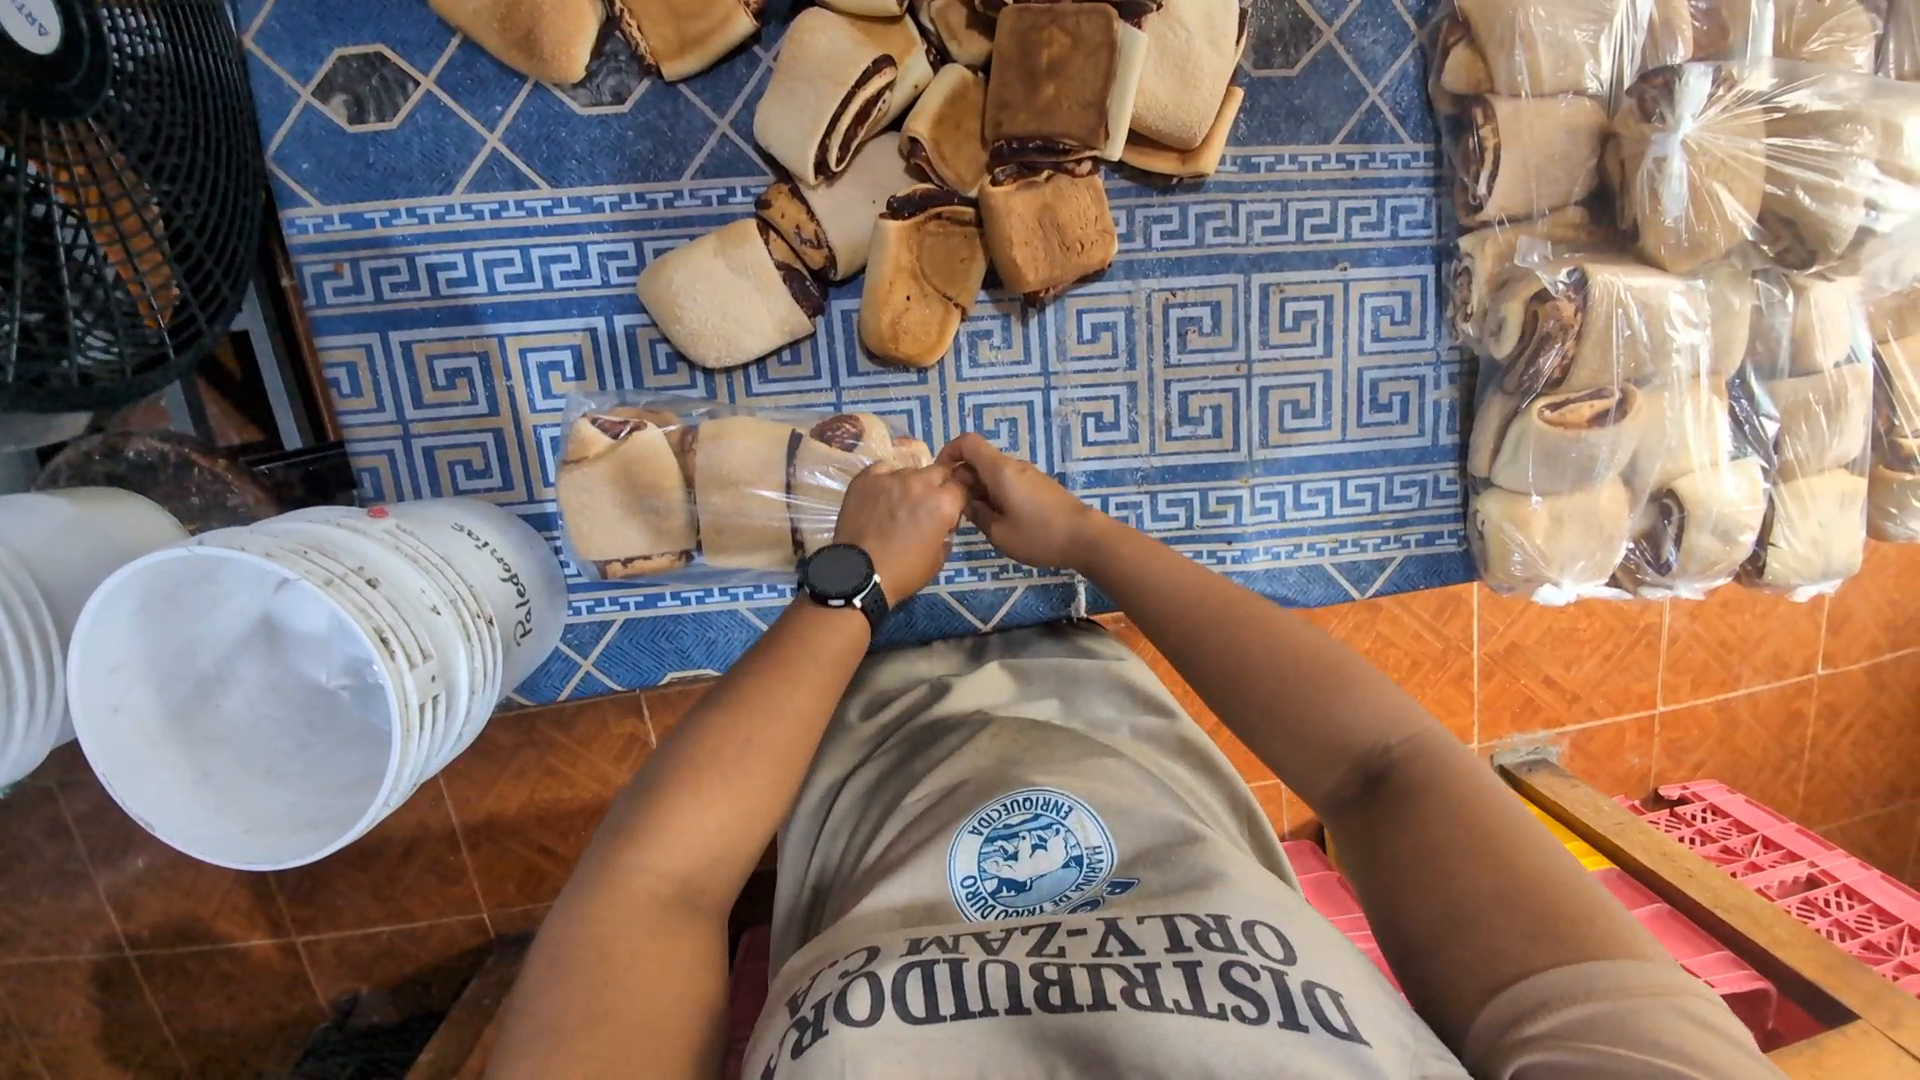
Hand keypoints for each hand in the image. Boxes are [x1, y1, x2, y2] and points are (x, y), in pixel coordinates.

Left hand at [832, 462, 970, 599]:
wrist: (859, 574)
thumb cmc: (904, 573)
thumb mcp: (938, 559)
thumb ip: (947, 534)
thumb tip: (944, 524)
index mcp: (943, 503)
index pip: (962, 484)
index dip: (959, 494)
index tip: (952, 505)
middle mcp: (921, 483)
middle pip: (939, 471)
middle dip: (939, 484)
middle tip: (928, 504)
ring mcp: (892, 477)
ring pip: (910, 470)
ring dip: (912, 483)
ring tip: (899, 503)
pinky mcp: (867, 477)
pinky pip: (883, 469)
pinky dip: (887, 479)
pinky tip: (881, 494)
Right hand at [936, 433, 1109, 570]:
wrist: (1086, 538)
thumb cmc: (1039, 535)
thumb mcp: (999, 533)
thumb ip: (977, 514)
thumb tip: (965, 502)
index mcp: (1000, 470)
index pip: (967, 442)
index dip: (948, 453)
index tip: (941, 478)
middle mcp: (1013, 465)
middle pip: (979, 459)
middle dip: (962, 479)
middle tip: (957, 509)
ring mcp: (1028, 474)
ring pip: (993, 472)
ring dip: (980, 489)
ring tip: (978, 518)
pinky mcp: (1039, 486)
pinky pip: (1008, 482)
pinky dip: (996, 494)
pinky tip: (1000, 520)